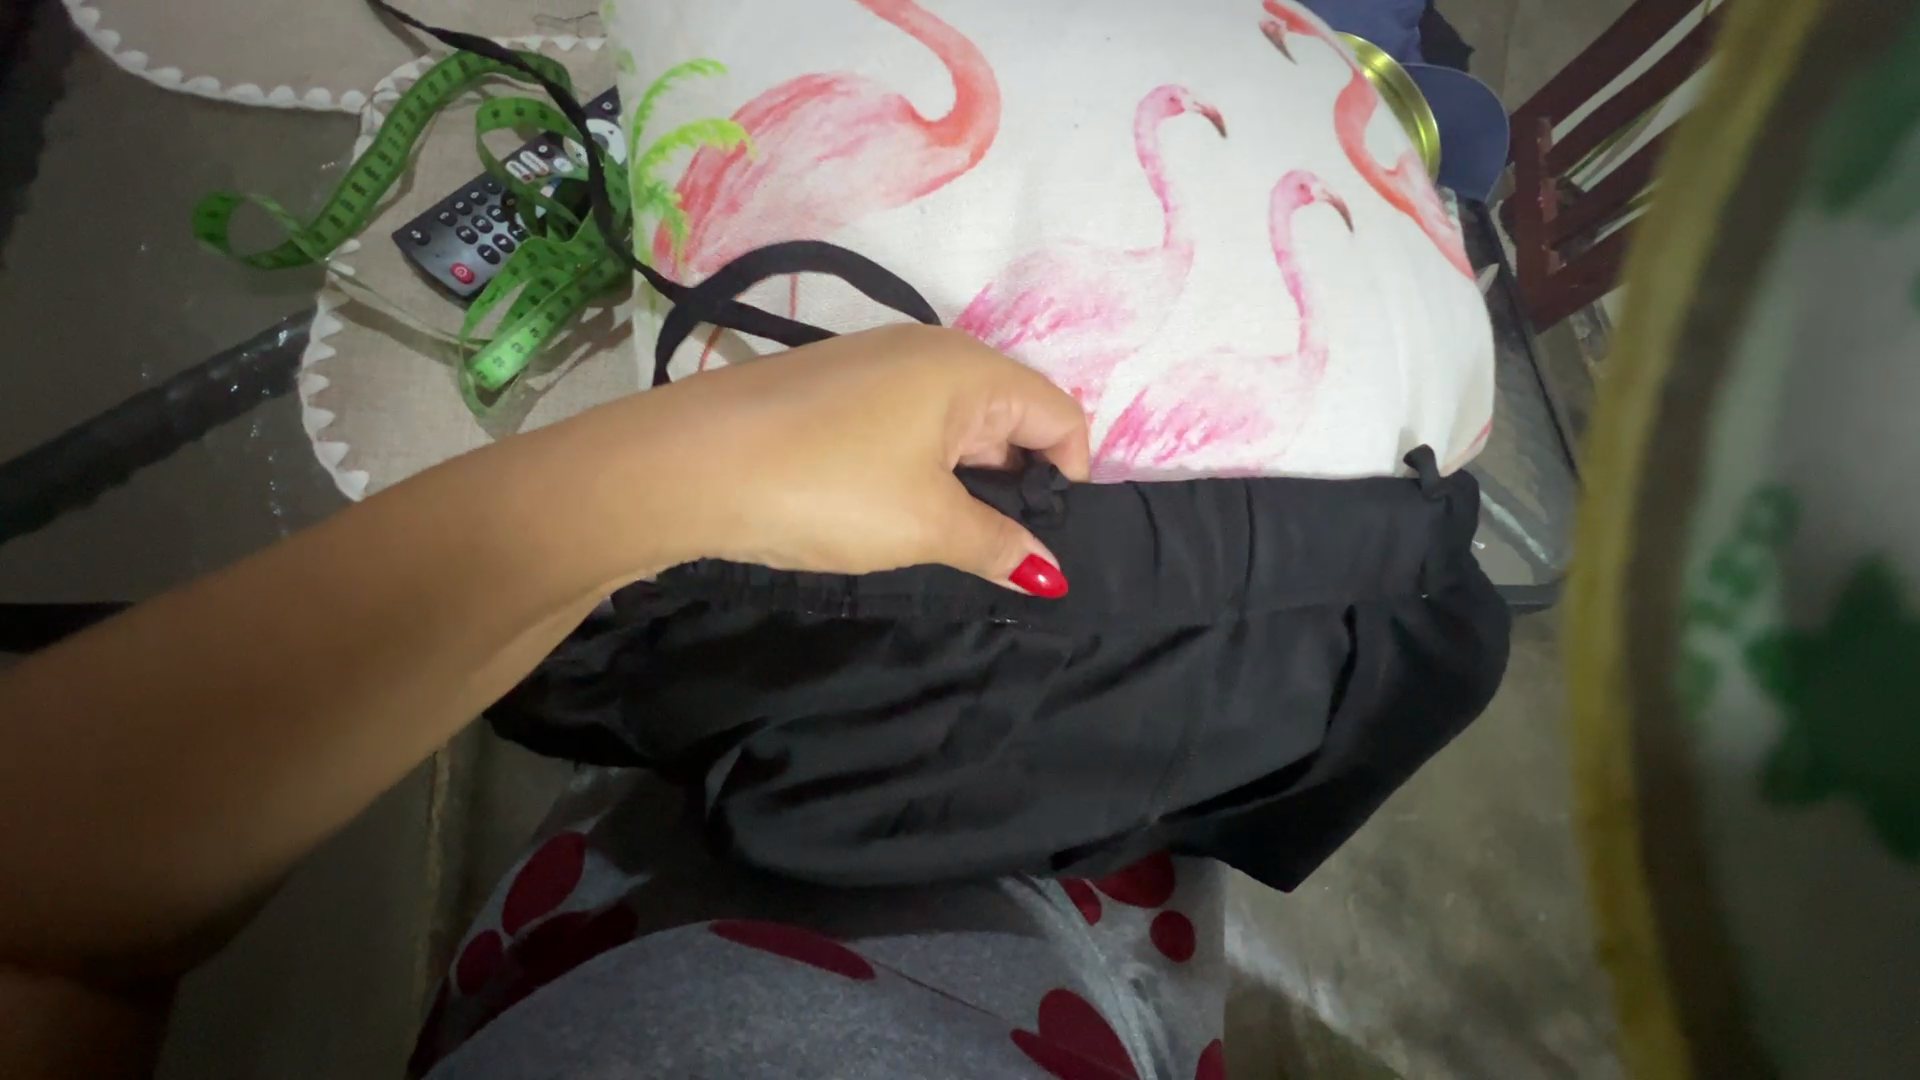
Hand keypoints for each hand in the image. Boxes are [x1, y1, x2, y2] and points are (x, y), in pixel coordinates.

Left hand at [606, 325, 1089, 593]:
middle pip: (1010, 415)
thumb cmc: (828, 487)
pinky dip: (923, 467)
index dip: (1070, 476)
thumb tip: (1051, 576)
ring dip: (967, 480)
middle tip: (998, 548)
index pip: (1060, 413)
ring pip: (956, 424)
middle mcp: (931, 352)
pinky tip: (895, 509)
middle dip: (1016, 483)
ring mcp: (879, 365)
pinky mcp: (839, 388)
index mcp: (969, 369)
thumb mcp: (926, 524)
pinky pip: (910, 424)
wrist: (689, 464)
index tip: (1047, 537)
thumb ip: (998, 546)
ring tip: (947, 538)